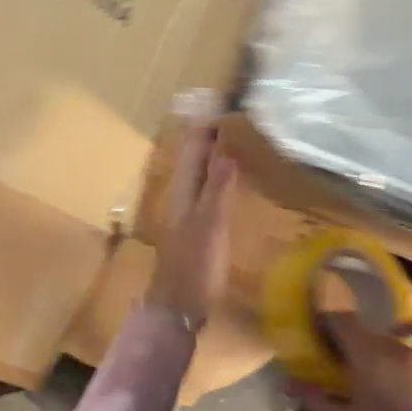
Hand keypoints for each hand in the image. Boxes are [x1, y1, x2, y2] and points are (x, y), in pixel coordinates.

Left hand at [145, 125, 236, 326]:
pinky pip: (207, 192)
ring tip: (234, 139)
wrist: (177, 308)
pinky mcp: (196, 230)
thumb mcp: (210, 226)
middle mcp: (182, 197)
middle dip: (210, 136)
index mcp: (183, 191)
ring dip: (214, 156)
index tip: (223, 101)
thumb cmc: (194, 267)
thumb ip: (217, 189)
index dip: (206, 125)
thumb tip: (225, 149)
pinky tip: (229, 182)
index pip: (193, 148)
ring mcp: (187, 214)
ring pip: (200, 174)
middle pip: (195, 158)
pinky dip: (218, 178)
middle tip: (233, 115)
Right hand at [290, 314, 411, 410]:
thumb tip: (287, 382)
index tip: (314, 334)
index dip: (325, 321)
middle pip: (364, 329)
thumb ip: (314, 400)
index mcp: (367, 357)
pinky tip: (405, 336)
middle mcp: (393, 347)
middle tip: (336, 359)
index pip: (340, 320)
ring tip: (368, 360)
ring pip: (390, 337)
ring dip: (374, 343)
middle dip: (346, 338)